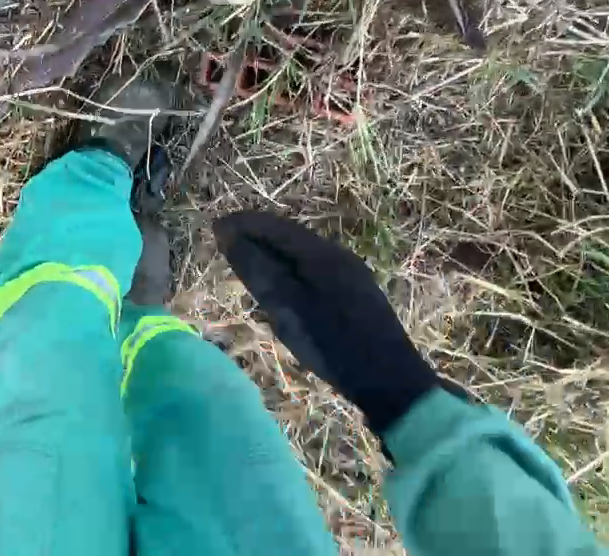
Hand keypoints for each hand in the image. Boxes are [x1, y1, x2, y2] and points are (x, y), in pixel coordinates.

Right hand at [213, 211, 439, 439]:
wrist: (393, 385)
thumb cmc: (334, 344)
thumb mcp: (287, 307)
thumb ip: (257, 269)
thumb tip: (227, 235)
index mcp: (321, 254)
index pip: (274, 226)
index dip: (242, 224)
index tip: (214, 227)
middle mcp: (337, 255)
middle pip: (288, 236)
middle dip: (255, 236)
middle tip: (225, 244)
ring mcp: (349, 274)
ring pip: (300, 253)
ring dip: (271, 253)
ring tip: (246, 263)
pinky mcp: (354, 293)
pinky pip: (312, 268)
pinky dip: (288, 268)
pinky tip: (279, 285)